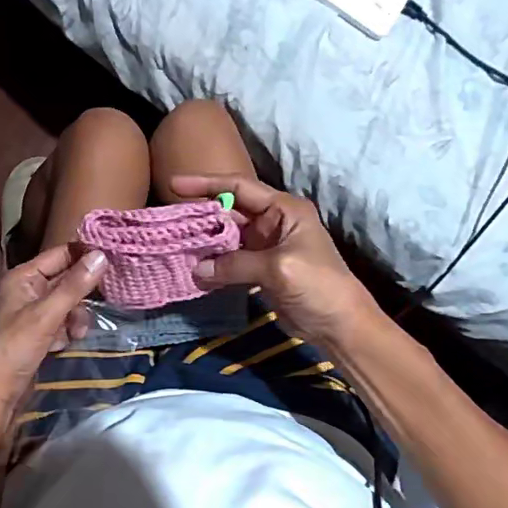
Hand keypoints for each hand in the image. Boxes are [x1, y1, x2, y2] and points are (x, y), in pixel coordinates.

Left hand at [0, 243, 108, 420]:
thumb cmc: (16, 347)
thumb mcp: (47, 314)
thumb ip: (74, 285)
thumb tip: (102, 255)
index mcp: (23, 277)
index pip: (60, 254)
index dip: (85, 256)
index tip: (114, 260)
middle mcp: (28, 289)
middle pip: (67, 279)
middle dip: (82, 295)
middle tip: (97, 304)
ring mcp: (34, 312)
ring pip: (69, 303)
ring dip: (76, 317)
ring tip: (75, 333)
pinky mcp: (40, 332)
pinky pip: (63, 322)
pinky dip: (67, 331)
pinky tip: (63, 344)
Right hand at [170, 173, 384, 344]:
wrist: (339, 324)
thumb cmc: (318, 285)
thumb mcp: (277, 268)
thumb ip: (235, 264)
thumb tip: (196, 269)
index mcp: (283, 209)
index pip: (239, 186)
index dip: (206, 183)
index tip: (174, 184)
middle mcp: (272, 222)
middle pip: (229, 210)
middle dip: (200, 213)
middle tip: (168, 220)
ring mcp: (265, 247)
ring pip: (226, 236)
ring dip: (203, 241)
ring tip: (174, 243)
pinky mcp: (259, 269)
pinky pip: (228, 260)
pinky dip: (211, 263)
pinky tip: (192, 267)